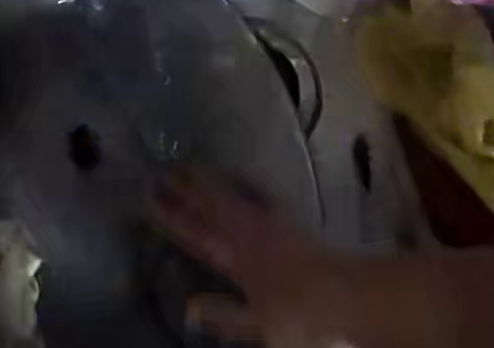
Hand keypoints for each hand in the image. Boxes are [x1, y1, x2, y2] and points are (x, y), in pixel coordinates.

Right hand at [150, 169, 386, 347]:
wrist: (344, 294)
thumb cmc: (299, 317)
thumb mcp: (257, 325)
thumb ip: (223, 315)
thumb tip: (187, 307)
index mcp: (235, 256)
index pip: (195, 232)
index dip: (171, 216)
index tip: (149, 197)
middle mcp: (246, 231)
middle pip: (208, 206)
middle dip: (184, 191)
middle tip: (162, 172)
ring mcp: (267, 220)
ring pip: (229, 195)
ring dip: (207, 182)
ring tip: (189, 167)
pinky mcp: (286, 219)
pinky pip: (258, 192)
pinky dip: (245, 182)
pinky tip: (239, 174)